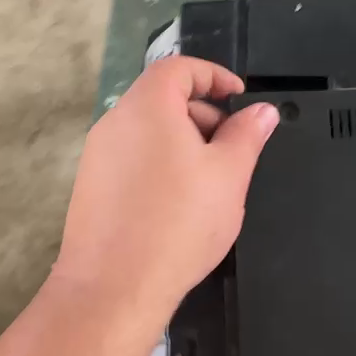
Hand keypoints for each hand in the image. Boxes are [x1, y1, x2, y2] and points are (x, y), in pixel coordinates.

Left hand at [54, 57, 279, 322]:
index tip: (239, 97)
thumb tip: (263, 111)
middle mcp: (116, 123)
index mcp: (148, 108)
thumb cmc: (178, 223)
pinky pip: (133, 157)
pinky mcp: (92, 187)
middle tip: (233, 145)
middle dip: (203, 112)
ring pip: (148, 130)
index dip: (214, 75)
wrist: (114, 287)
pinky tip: (181, 203)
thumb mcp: (229, 175)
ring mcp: (98, 156)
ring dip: (184, 140)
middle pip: (162, 97)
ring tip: (211, 180)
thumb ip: (248, 135)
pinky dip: (161, 163)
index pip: (178, 67)